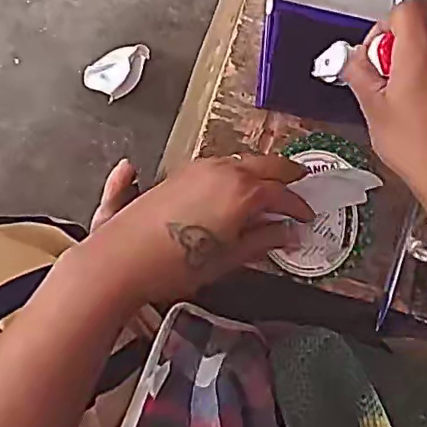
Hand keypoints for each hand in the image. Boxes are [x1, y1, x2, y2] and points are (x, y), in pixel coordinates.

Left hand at [74, 155, 310, 310]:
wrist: (120, 260)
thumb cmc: (173, 265)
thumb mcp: (228, 259)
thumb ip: (262, 241)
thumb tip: (286, 233)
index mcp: (242, 192)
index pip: (282, 194)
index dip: (298, 205)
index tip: (306, 215)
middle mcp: (225, 171)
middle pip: (267, 165)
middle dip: (287, 174)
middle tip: (300, 182)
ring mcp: (201, 168)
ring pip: (242, 161)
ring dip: (260, 170)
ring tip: (270, 184)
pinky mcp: (182, 171)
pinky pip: (220, 164)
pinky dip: (236, 170)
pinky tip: (235, 183)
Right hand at [342, 1, 426, 241]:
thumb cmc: (416, 147)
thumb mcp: (373, 109)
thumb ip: (358, 73)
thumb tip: (353, 58)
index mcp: (420, 53)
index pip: (405, 9)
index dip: (385, 25)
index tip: (375, 54)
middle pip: (417, 29)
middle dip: (395, 49)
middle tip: (383, 80)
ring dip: (413, 64)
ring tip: (401, 99)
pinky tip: (421, 111)